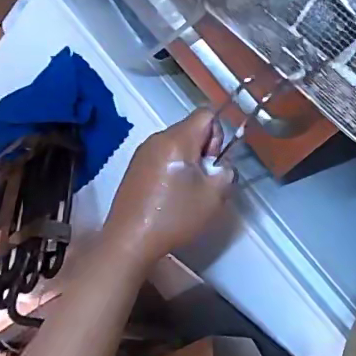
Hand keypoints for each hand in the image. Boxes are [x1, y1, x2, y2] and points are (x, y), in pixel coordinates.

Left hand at [100, 109, 234, 267]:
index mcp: (177, 139)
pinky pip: (162, 156)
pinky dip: (171, 169)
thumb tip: (220, 166)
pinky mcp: (134, 167)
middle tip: (202, 181)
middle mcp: (158, 138)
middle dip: (203, 150)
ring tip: (185, 191)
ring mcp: (142, 152)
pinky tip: (168, 196)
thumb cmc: (174, 216)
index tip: (211, 164)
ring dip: (188, 161)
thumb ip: (226, 172)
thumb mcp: (214, 196)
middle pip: (191, 129)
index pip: (207, 114)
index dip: (218, 135)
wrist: (129, 241)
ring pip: (177, 144)